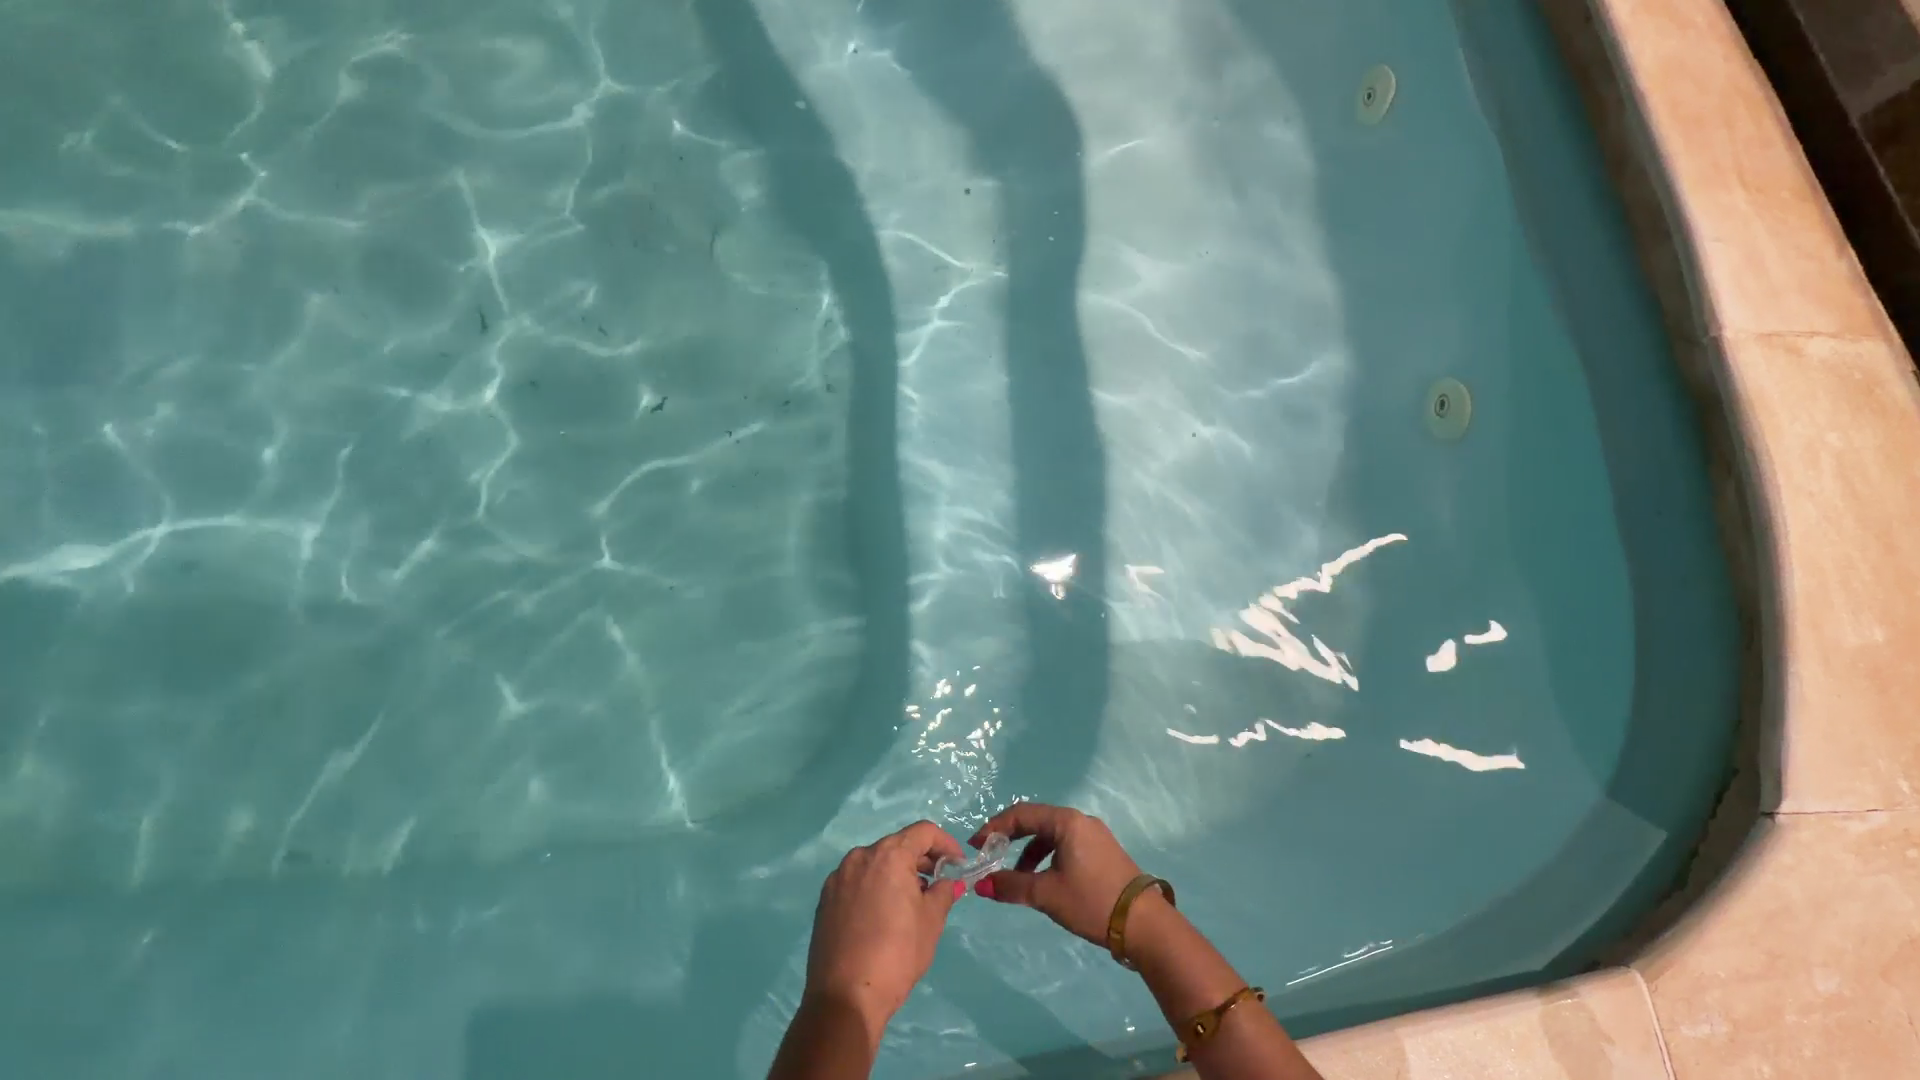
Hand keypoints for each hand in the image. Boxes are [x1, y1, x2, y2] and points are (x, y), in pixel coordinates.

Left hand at [803, 821, 965, 1043]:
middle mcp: (860, 857)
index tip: (957, 864)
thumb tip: (948, 883)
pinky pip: (857, 881)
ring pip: (875, 863)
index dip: (945, 843)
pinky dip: (875, 886)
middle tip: (938, 884)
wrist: (845, 997)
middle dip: (921, 860)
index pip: (923, 832)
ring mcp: (838, 878)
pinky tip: (883, 915)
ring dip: (897, 873)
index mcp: (888, 855)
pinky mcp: (825, 899)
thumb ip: (943, 893)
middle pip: (897, 845)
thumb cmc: (897, 954)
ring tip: (911, 902)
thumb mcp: (931, 922)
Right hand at [970, 802, 1144, 945]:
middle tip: (991, 856)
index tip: (976, 846)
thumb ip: (1011, 886)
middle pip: (1036, 821)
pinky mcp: (1102, 852)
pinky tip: (1043, 880)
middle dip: (1010, 838)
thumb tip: (980, 885)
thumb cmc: (1091, 901)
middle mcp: (1080, 821)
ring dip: (1029, 852)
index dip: (995, 827)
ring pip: (1051, 835)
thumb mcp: (1046, 894)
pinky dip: (1047, 857)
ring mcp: (1094, 835)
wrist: (1144, 924)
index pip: (1021, 813)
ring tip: (1017, 877)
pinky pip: (1065, 845)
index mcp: (1066, 822)